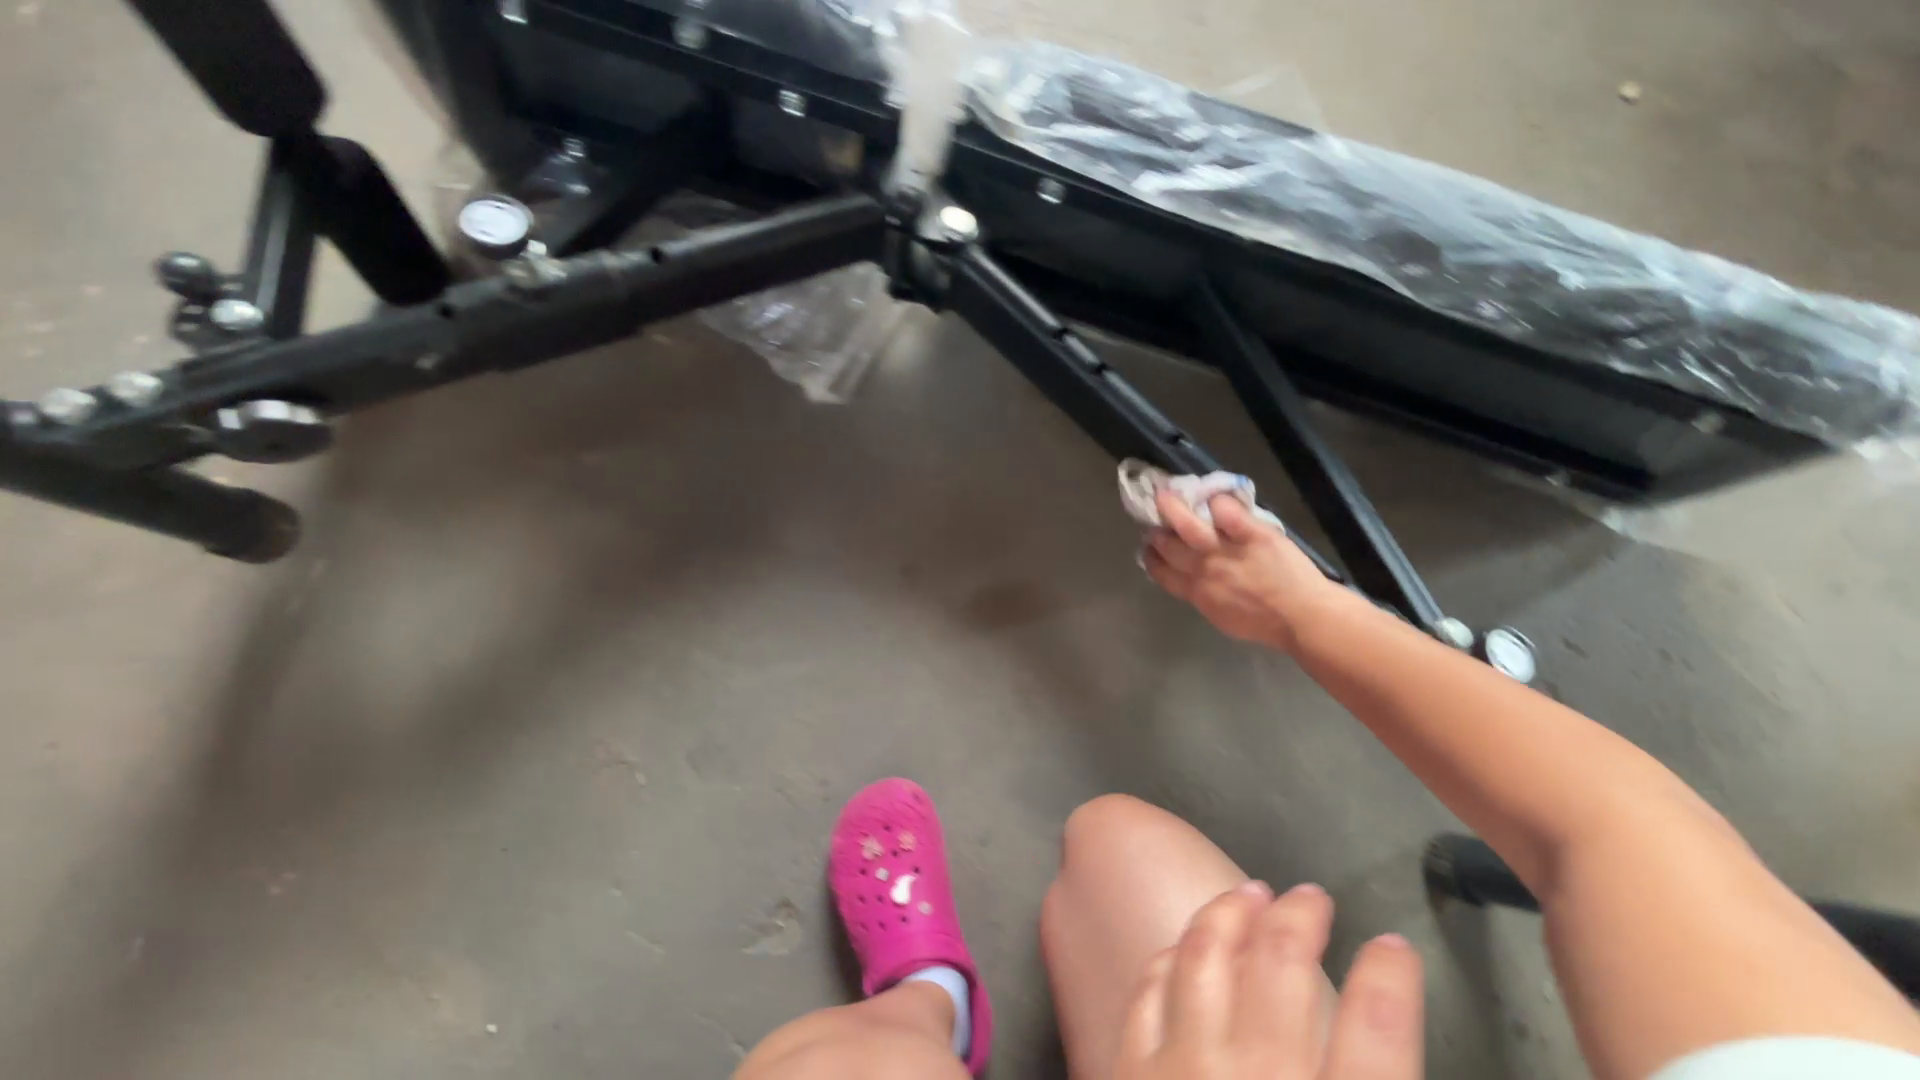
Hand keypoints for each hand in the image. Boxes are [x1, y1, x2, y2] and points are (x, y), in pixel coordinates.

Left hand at [1114, 881, 1424, 1079]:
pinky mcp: (1129, 1071)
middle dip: (1299, 917)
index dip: (1391, 977)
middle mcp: (1257, 1075)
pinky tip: (1183, 948)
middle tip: (1310, 895)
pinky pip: (1148, 994)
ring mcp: (1182, 1067)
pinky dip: (1170, 961)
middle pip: (1280, 965)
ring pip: (1204, 959)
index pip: (1378, 1025)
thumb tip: (1371, 1048)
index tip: (1393, 945)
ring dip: (1229, 915)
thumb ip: (1366, 1078)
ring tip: (1249, 893)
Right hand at [1143, 492, 1337, 652]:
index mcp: (1197, 593)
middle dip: (1157, 532)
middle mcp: (1205, 569)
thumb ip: (1204, 596)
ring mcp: (1228, 550)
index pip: (1161, 572)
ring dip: (1173, 509)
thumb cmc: (1265, 623)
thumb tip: (1192, 581)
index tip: (1147, 547)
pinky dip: (1218, 502)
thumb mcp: (1223, 617)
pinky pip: (1228, 512)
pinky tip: (1215, 498)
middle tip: (1155, 521)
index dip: (1151, 557)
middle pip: (1169, 546)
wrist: (1302, 616)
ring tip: (1165, 496)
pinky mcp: (1253, 534)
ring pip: (1189, 525)